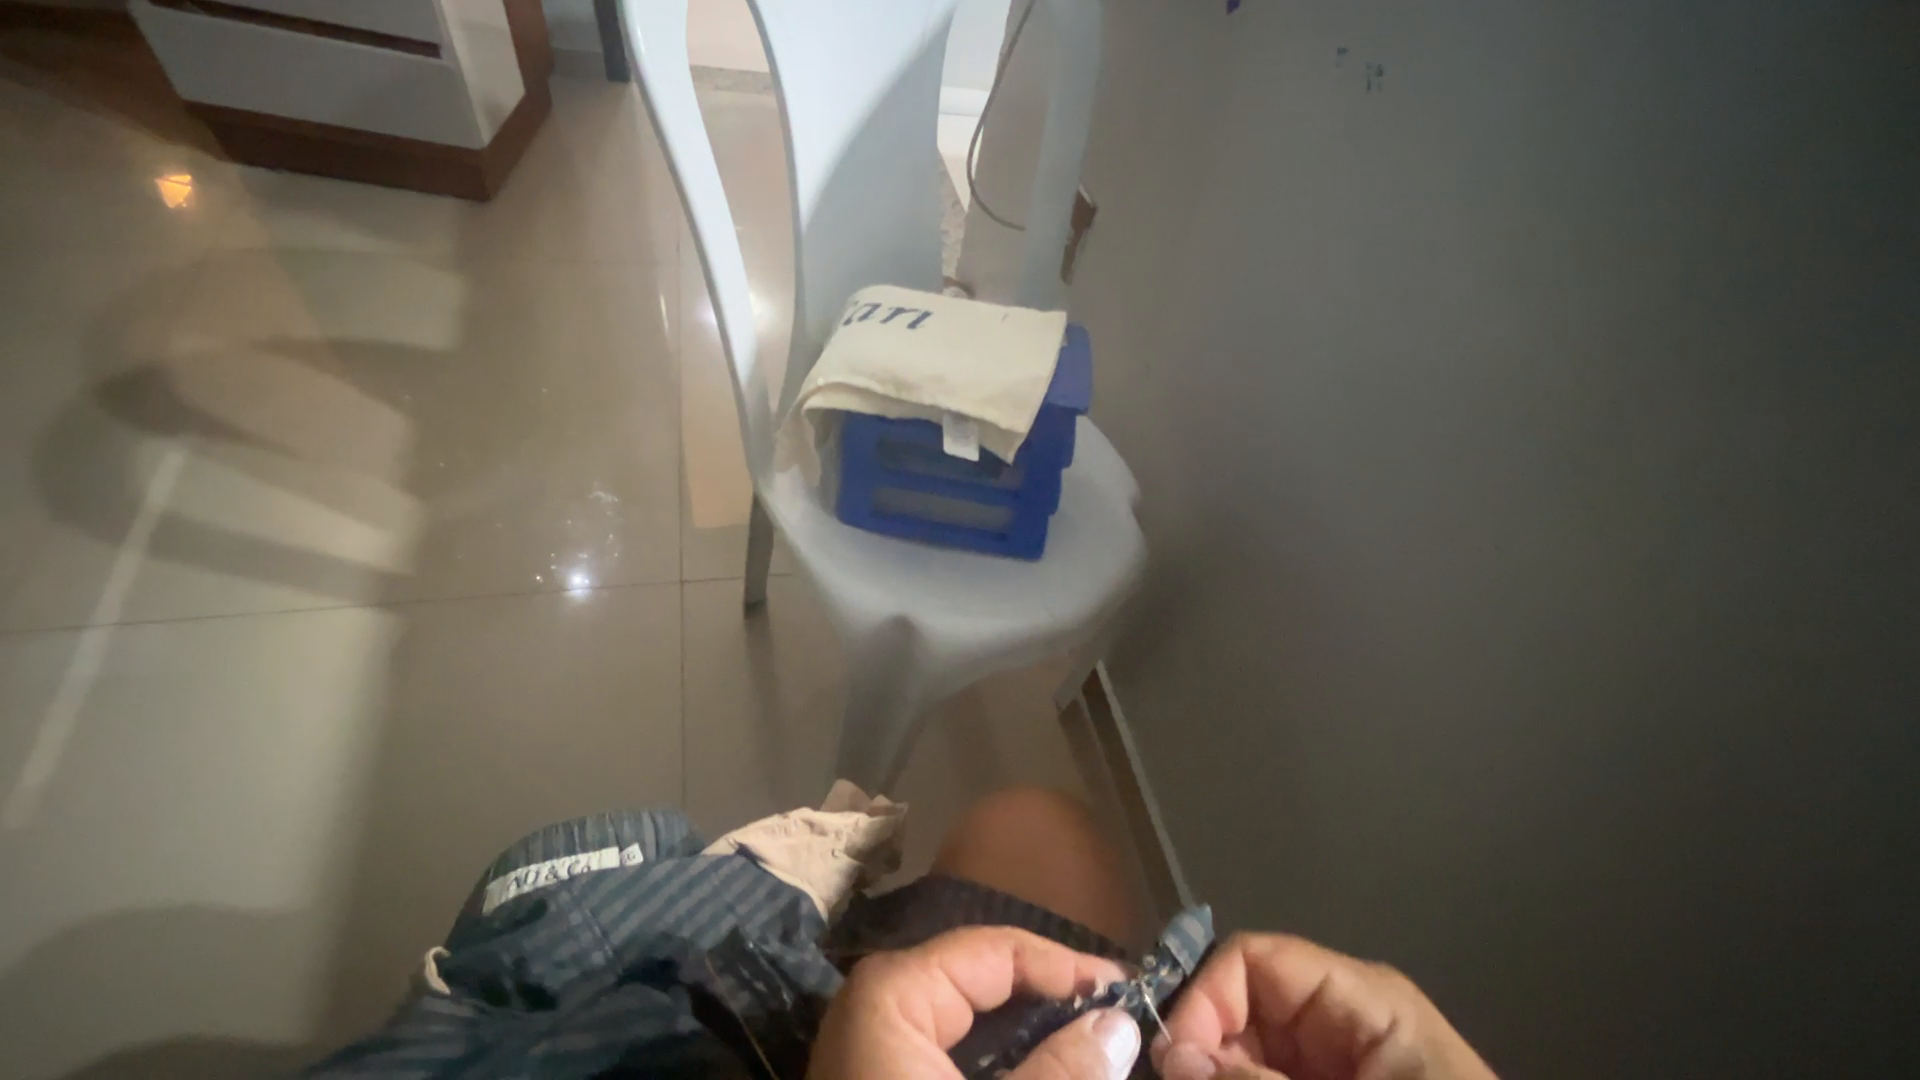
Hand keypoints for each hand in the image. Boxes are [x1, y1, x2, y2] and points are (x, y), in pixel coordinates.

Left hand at [807, 925, 1142, 1079]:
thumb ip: (1060, 1070)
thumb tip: (1119, 1024)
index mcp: (895, 989)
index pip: (997, 949)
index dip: (1065, 967)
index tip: (1127, 994)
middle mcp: (880, 999)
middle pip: (985, 978)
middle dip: (1051, 1002)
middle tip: (1115, 1025)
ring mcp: (876, 1040)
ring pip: (971, 1017)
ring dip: (1029, 1036)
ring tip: (1088, 1051)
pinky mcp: (882, 1074)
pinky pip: (950, 1050)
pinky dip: (998, 1060)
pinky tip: (1038, 1071)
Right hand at [1151, 934, 1494, 1079]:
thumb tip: (1173, 1056)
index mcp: (1359, 996)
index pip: (1253, 958)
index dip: (1204, 995)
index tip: (1172, 1057)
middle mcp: (1339, 1019)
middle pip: (1242, 1006)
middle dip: (1204, 1045)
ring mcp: (1334, 1062)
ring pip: (1247, 1050)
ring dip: (1215, 1073)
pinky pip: (1266, 1077)